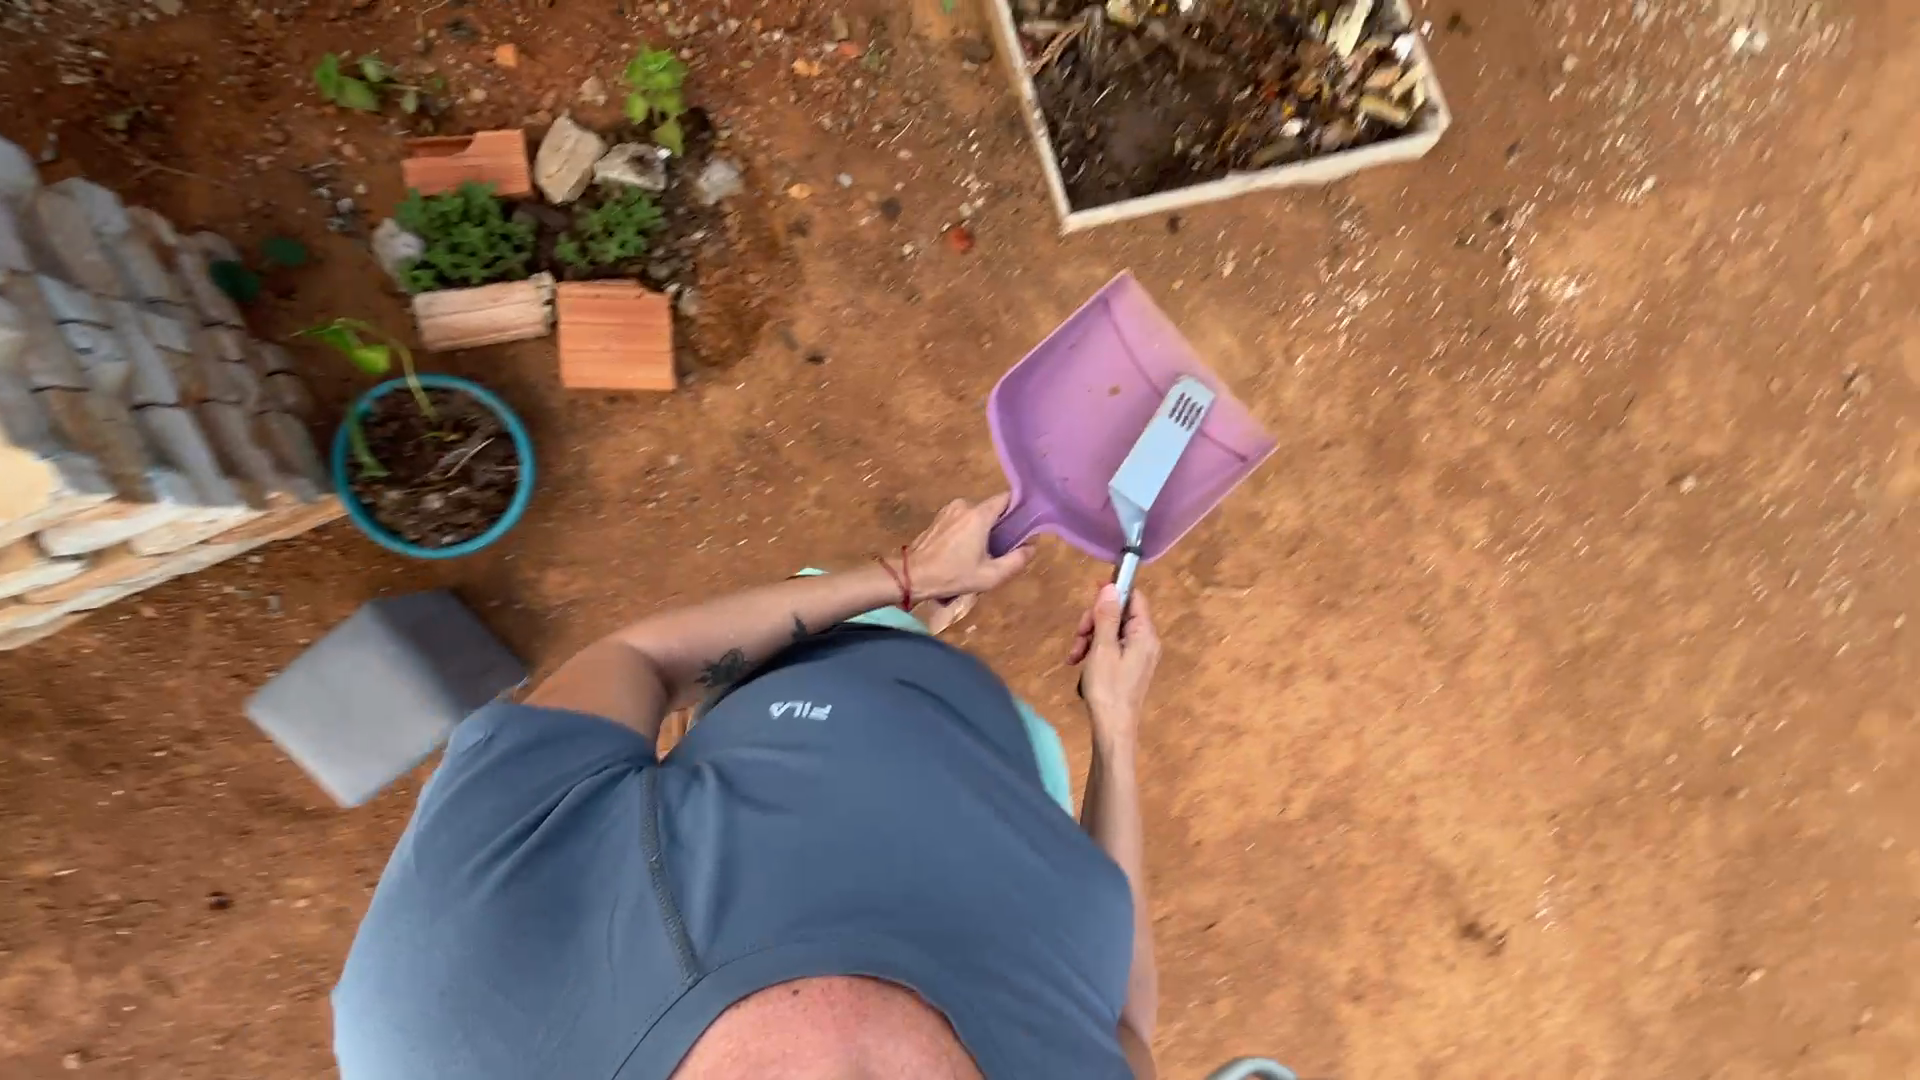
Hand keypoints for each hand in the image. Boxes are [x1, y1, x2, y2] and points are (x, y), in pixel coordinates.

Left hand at [900, 494, 1034, 600]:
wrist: (913, 576)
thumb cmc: (953, 575)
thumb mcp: (990, 575)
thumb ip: (1016, 560)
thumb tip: (1032, 547)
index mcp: (979, 514)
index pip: (1007, 497)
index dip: (1019, 508)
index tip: (1025, 524)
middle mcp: (965, 505)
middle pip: (992, 508)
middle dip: (1000, 524)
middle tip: (1004, 547)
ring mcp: (949, 510)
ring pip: (976, 514)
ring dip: (983, 528)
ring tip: (982, 552)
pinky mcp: (938, 518)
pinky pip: (962, 518)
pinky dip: (968, 530)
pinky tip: (965, 550)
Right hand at [1069, 584, 1159, 742]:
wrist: (1113, 727)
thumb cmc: (1108, 687)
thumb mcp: (1102, 648)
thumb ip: (1106, 616)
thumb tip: (1110, 587)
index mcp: (1144, 634)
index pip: (1134, 598)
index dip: (1113, 592)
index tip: (1091, 592)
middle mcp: (1145, 641)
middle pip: (1118, 614)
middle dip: (1094, 621)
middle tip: (1079, 635)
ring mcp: (1137, 654)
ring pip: (1110, 631)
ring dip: (1089, 637)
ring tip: (1074, 655)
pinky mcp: (1128, 666)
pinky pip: (1110, 647)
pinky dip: (1093, 650)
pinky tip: (1077, 662)